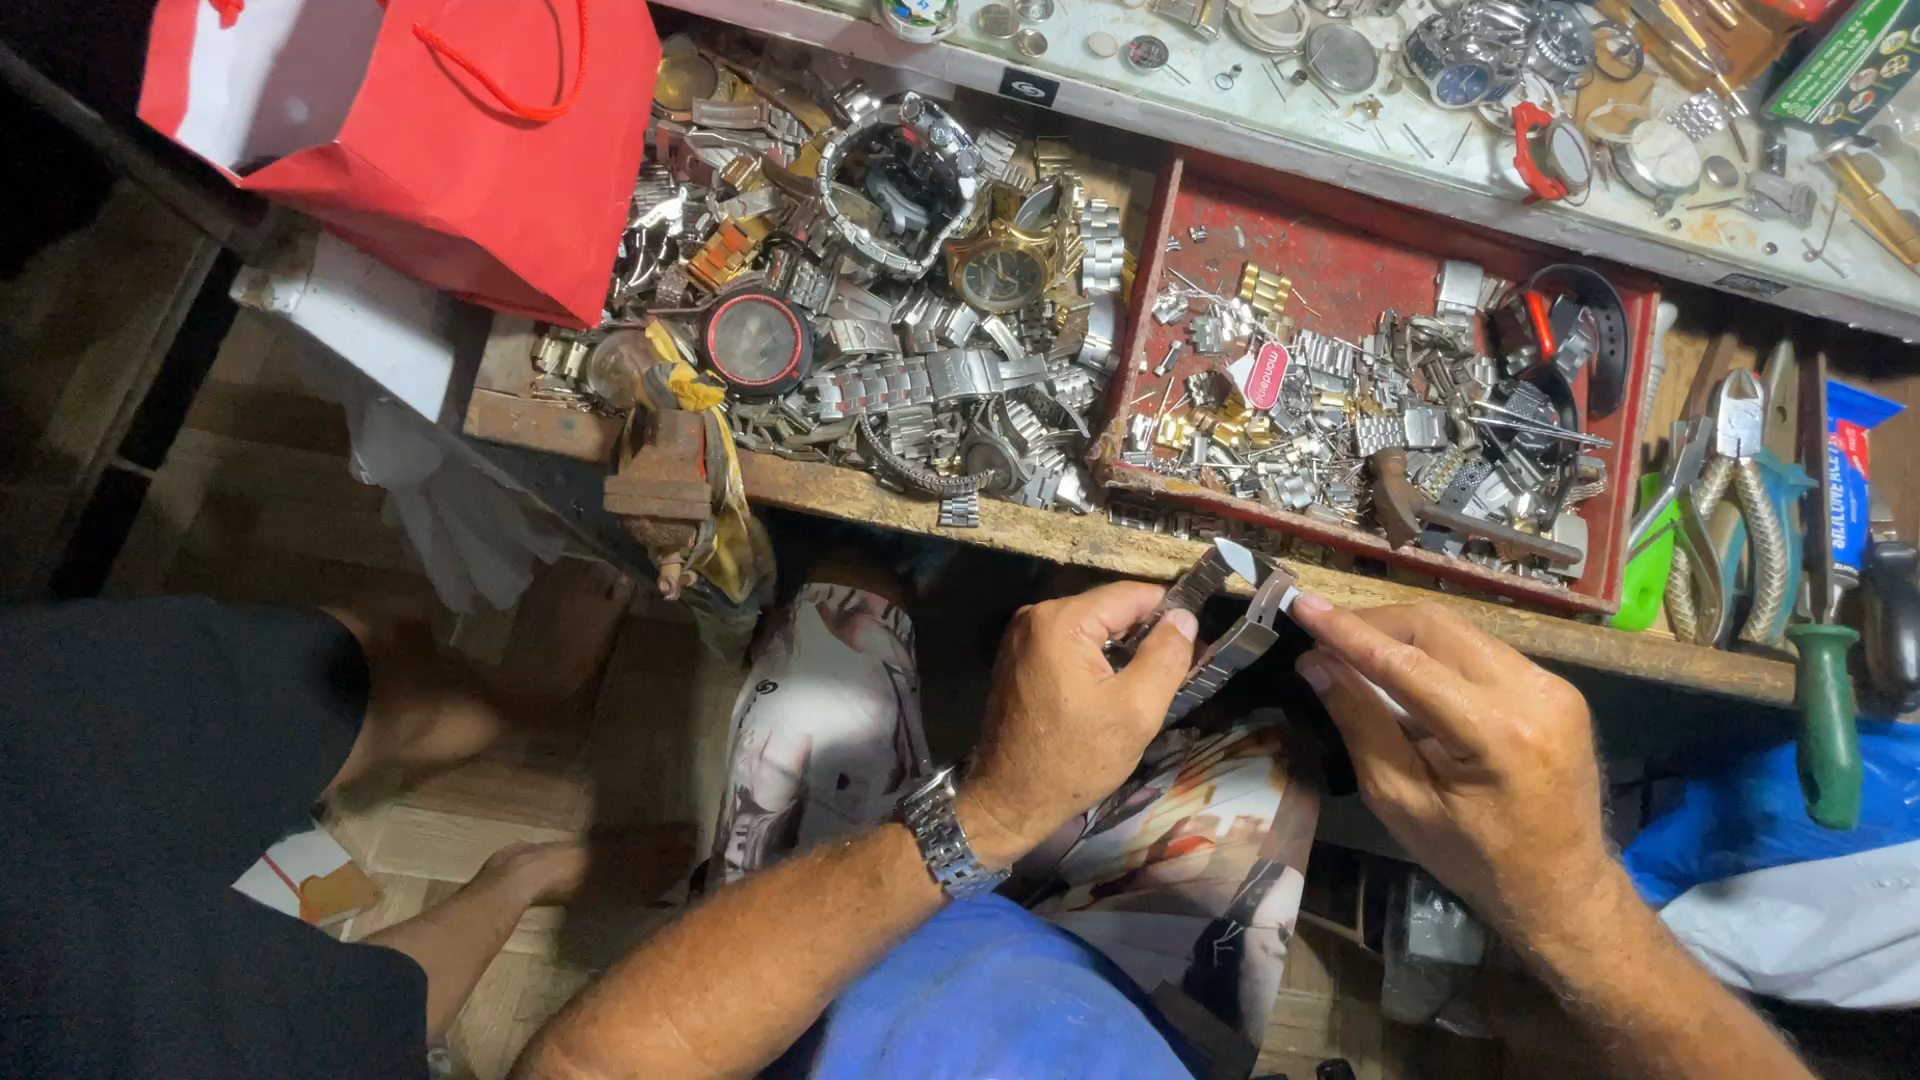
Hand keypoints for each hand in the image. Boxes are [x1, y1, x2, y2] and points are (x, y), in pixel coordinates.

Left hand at [957, 582, 1198, 867]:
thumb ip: (1165, 656)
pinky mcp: (1017, 655)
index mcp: (1061, 620)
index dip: (1168, 613)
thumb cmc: (1075, 758)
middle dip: (1142, 633)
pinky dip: (1093, 658)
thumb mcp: (1136, 710)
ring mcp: (1021, 635)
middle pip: (1108, 608)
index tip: (1195, 640)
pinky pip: (1068, 642)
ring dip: (1119, 648)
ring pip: (1090, 626)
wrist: (1010, 797)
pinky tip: (1108, 689)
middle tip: (1175, 669)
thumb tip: (1184, 616)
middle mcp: (1035, 615)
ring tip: (1144, 683)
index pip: (1129, 595)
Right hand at [1289, 595, 1614, 944]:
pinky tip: (1401, 671)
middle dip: (1370, 623)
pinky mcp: (1552, 686)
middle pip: (1433, 625)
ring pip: (1454, 628)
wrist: (1565, 890)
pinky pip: (1474, 646)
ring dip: (1397, 632)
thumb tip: (1316, 663)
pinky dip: (1428, 648)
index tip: (1302, 604)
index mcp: (1497, 734)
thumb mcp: (1399, 798)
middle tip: (1323, 642)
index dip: (1345, 631)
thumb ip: (1359, 721)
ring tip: (1354, 653)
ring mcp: (1551, 685)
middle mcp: (1534, 694)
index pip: (1403, 662)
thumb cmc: (1473, 858)